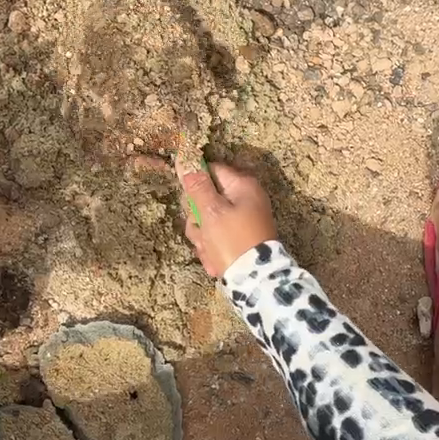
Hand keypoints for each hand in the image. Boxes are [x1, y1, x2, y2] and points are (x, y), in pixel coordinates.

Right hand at [178, 158, 277, 277]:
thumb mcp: (211, 211)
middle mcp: (246, 199)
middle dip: (197, 218)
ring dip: (202, 237)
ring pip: (207, 220)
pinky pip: (216, 237)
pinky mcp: (239, 238)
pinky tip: (215, 260)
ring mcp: (243, 220)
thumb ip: (197, 186)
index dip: (195, 184)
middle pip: (206, 197)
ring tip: (210, 251)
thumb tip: (184, 158)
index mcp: (243, 186)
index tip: (189, 202)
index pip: (211, 170)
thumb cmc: (232, 240)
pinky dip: (212, 248)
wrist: (254, 280)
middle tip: (202, 231)